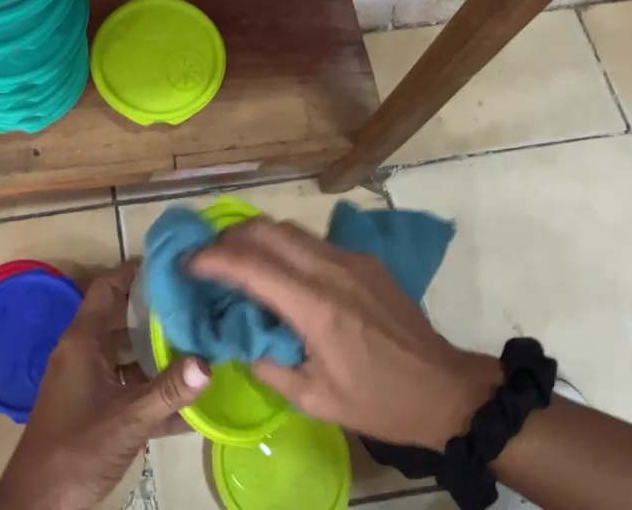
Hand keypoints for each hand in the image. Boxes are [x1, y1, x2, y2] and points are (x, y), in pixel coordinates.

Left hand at [0, 262, 208, 509]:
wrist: (37, 504)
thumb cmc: (76, 450)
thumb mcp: (127, 419)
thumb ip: (168, 391)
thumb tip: (209, 361)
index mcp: (82, 342)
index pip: (107, 289)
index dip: (133, 272)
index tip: (170, 265)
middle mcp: (83, 354)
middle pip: (120, 319)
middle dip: (156, 312)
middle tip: (196, 304)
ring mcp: (87, 382)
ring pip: (126, 355)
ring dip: (157, 351)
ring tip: (200, 343)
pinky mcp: (93, 409)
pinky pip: (127, 387)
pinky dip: (152, 389)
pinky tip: (189, 400)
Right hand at [190, 217, 500, 448]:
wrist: (445, 390)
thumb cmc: (378, 401)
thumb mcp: (313, 398)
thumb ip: (267, 361)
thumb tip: (237, 335)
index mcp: (315, 307)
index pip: (250, 265)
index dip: (211, 259)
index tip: (186, 262)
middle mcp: (331, 270)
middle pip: (266, 230)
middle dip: (228, 238)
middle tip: (206, 257)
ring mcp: (350, 259)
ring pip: (289, 229)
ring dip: (255, 237)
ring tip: (235, 258)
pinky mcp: (364, 260)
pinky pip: (312, 241)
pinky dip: (284, 246)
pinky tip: (279, 270)